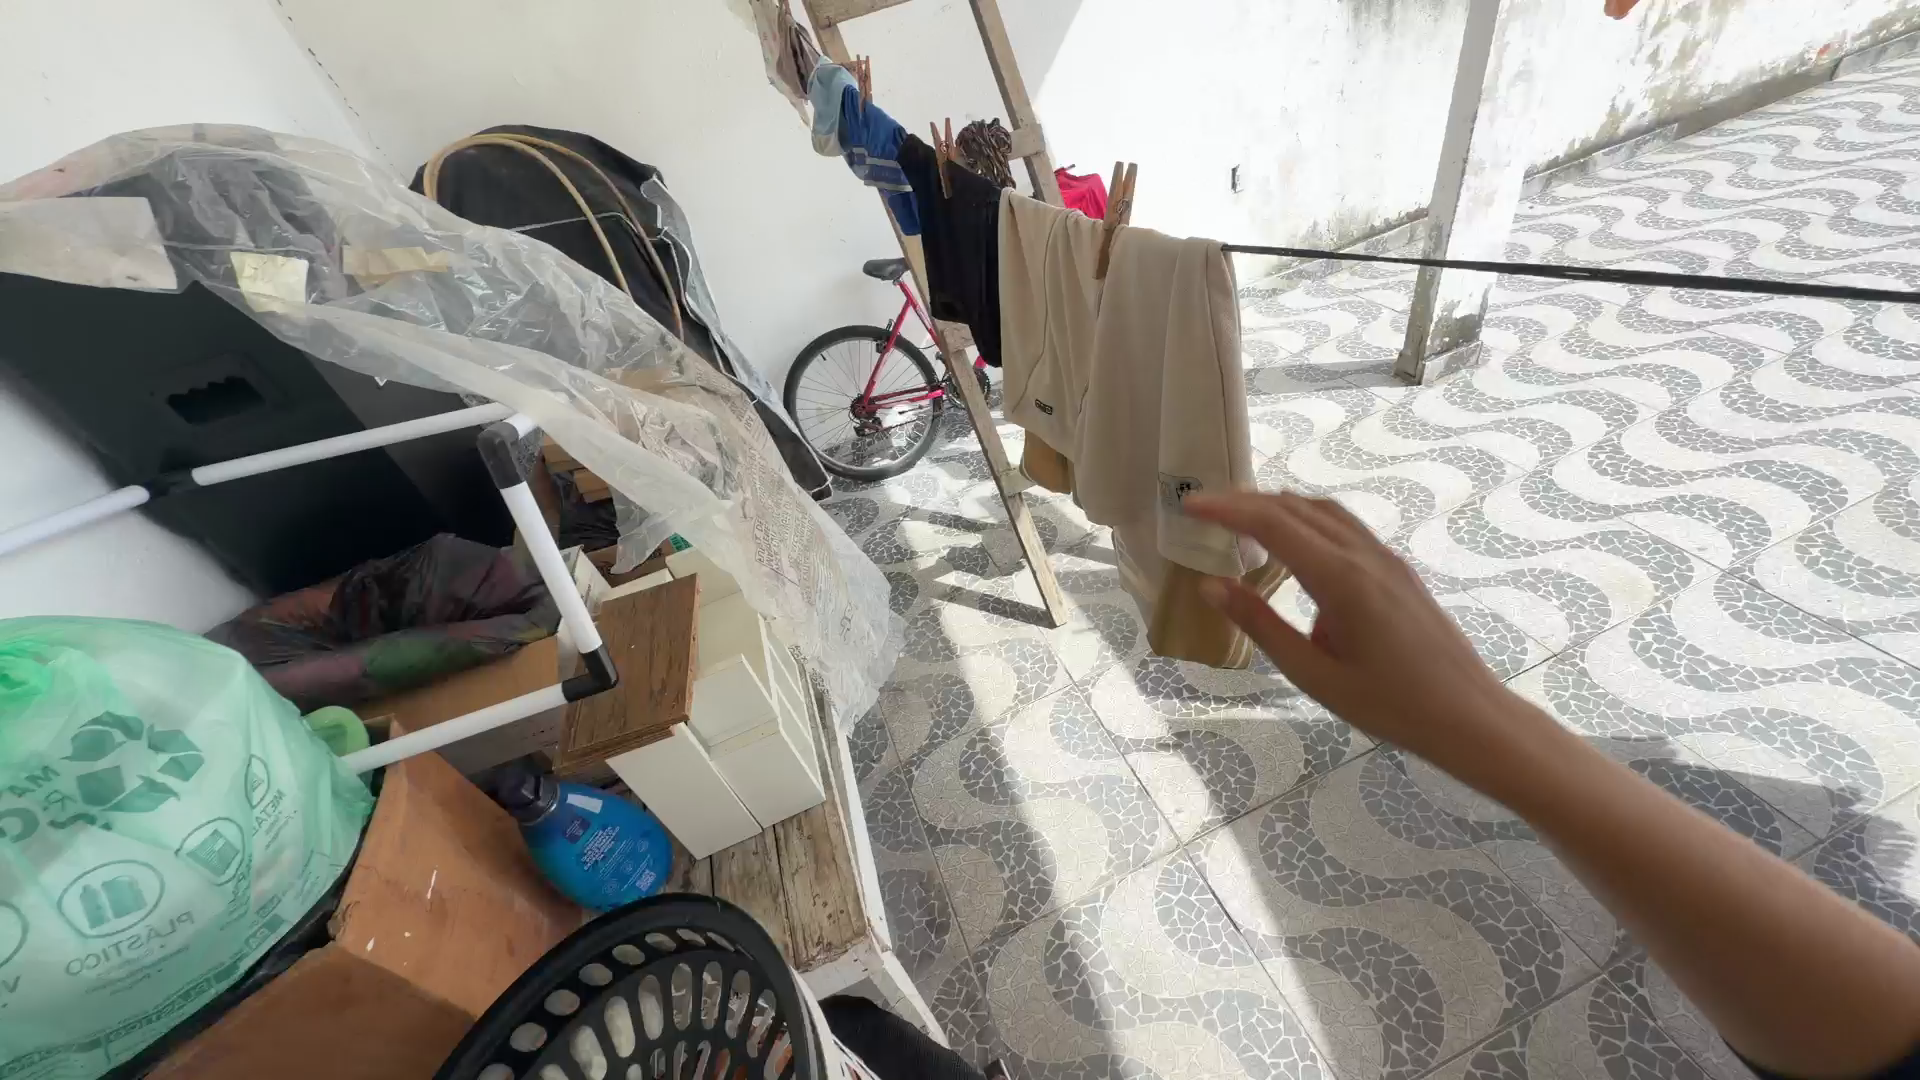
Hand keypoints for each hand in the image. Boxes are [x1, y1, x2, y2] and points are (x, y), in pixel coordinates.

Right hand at [1183, 491, 1561, 788]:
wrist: (1471, 718)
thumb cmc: (1389, 705)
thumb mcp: (1313, 673)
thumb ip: (1260, 624)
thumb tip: (1211, 586)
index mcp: (1340, 579)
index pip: (1272, 524)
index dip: (1227, 510)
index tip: (1190, 505)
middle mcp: (1364, 556)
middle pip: (1296, 507)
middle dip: (1245, 501)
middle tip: (1204, 508)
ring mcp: (1385, 558)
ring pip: (1323, 510)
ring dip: (1277, 505)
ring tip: (1240, 517)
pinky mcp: (1396, 569)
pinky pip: (1342, 525)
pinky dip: (1305, 518)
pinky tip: (1291, 540)